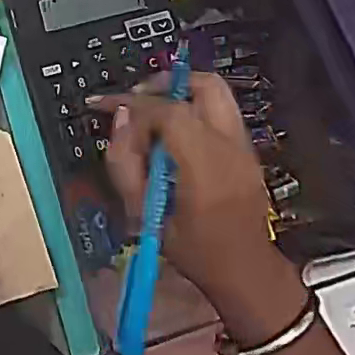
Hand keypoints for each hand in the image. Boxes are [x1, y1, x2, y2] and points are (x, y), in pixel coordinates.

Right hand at [91, 73, 303, 340]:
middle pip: (203, 85)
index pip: (168, 112)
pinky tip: (171, 134)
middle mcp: (231, 146)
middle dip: (164, 84)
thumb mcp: (143, 214)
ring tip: (151, 113)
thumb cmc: (191, 249)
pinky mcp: (248, 149)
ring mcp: (245, 145)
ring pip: (215, 92)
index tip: (106, 108)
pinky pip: (219, 111)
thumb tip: (120, 120)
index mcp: (205, 165)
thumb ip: (125, 163)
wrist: (246, 271)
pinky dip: (191, 108)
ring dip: (179, 93)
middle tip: (135, 99)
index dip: (133, 104)